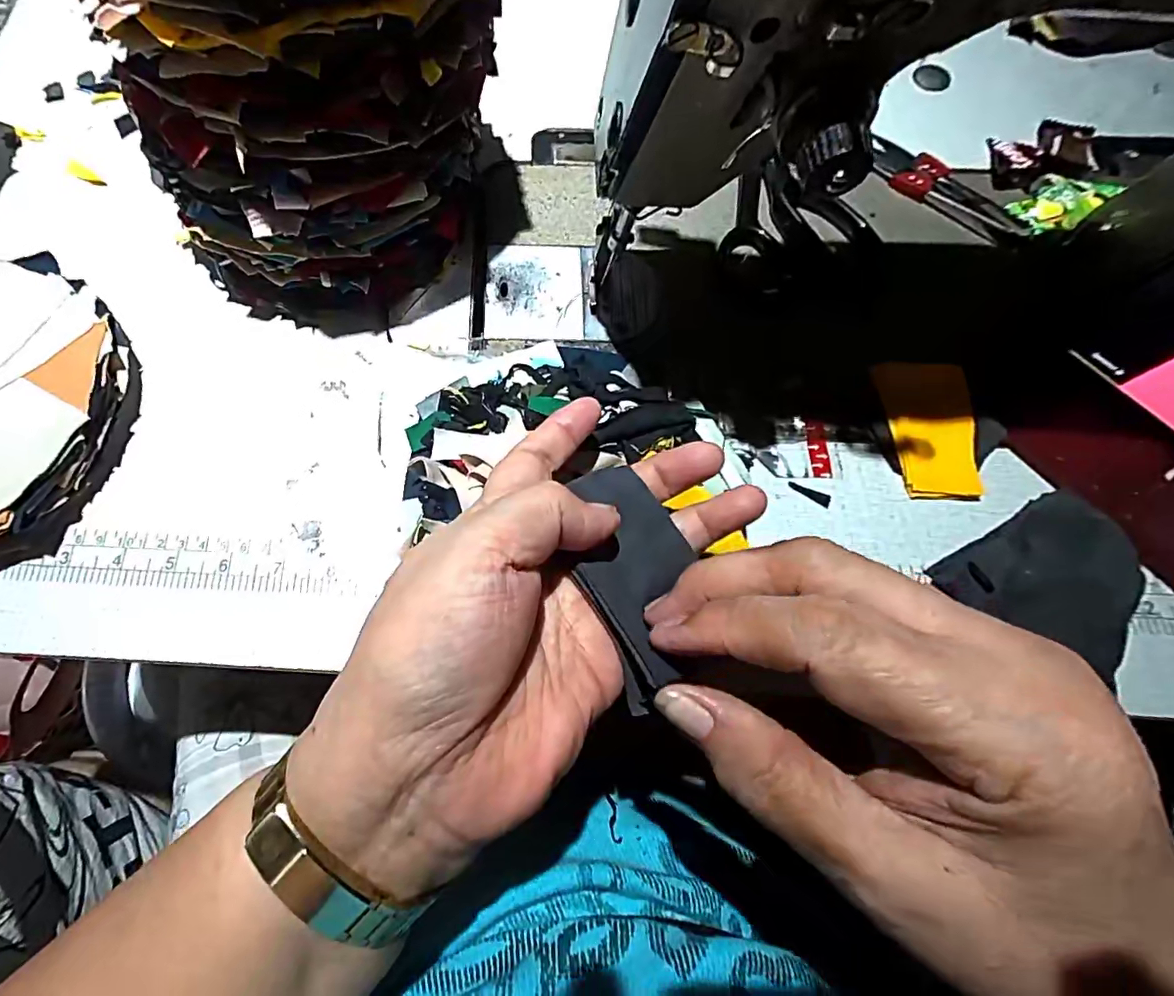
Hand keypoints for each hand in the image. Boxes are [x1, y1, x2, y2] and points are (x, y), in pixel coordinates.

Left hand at [284, 397, 766, 900]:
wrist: (426, 769)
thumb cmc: (435, 643)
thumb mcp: (473, 554)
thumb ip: (545, 513)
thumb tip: (609, 514)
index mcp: (500, 528)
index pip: (537, 466)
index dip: (563, 434)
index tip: (593, 404)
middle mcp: (546, 565)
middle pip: (615, 507)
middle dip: (661, 477)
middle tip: (712, 454)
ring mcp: (581, 615)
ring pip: (651, 558)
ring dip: (698, 529)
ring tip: (747, 501)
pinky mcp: (610, 663)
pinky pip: (661, 619)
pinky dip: (697, 597)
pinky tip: (736, 576)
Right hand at [642, 538, 1173, 995]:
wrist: (1148, 963)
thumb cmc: (1027, 949)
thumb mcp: (890, 885)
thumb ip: (780, 785)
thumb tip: (683, 701)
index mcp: (1008, 717)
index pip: (839, 633)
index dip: (737, 622)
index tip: (662, 632)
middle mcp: (1010, 648)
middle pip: (845, 573)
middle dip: (741, 580)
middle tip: (668, 610)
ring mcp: (1005, 636)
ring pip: (855, 572)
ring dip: (765, 583)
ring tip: (698, 613)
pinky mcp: (988, 642)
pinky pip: (874, 600)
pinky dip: (801, 605)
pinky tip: (761, 628)